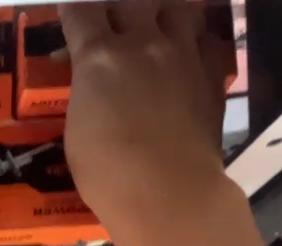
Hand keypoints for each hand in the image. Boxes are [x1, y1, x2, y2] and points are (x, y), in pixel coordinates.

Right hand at [60, 0, 238, 239]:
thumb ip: (87, 93)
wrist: (165, 190)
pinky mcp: (212, 72)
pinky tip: (187, 52)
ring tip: (153, 22)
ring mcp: (184, 53)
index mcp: (100, 58)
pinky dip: (195, 38)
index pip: (82, 14)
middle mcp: (144, 42)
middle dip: (115, 6)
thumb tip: (94, 81)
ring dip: (162, 10)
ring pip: (178, 7)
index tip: (69, 12)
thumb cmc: (105, 172)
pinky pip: (208, 38)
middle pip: (132, 0)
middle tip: (108, 17)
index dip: (73, 11)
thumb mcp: (76, 131)